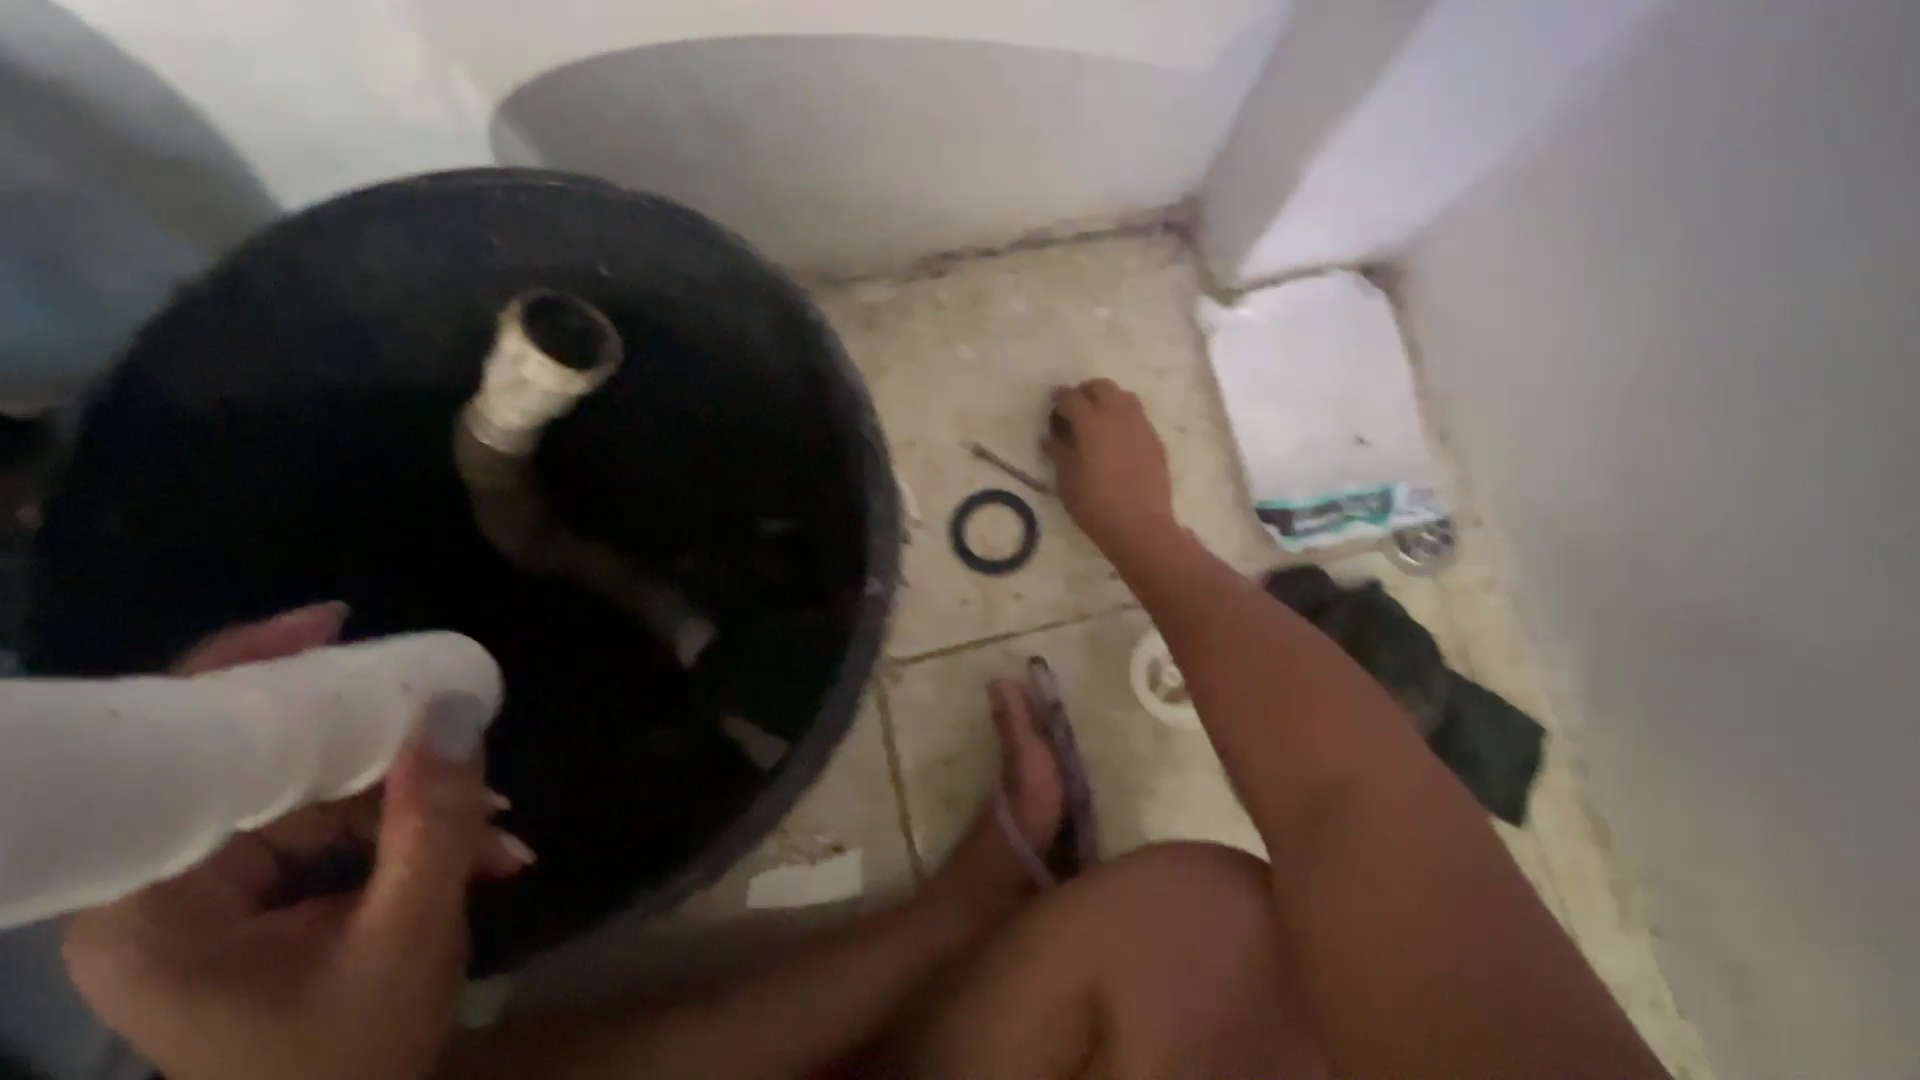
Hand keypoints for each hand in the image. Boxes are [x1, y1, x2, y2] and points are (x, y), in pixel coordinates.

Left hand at [63, 604, 531, 1079]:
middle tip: (460, 730)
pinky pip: (332, 832)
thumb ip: (434, 822)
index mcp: (148, 903)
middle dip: (379, 757)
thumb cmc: (350, 1059)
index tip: (332, 624)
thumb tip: (458, 711)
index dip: (245, 675)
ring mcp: (211, 894)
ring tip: (497, 825)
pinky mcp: (255, 901)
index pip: (180, 754)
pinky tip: (480, 849)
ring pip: (313, 798)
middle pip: (264, 768)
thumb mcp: (406, 935)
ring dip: (413, 802)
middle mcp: (161, 885)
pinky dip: (407, 832)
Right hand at [1044, 379, 1174, 547]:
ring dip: (1108, 401)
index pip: (1070, 397)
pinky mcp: (1155, 440)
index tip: (1052, 408)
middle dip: (1085, 393)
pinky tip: (1118, 441)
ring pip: (1124, 397)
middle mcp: (1118, 414)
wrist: (1140, 525)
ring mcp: (1141, 425)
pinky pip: (1138, 418)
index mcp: (1091, 421)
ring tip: (1098, 422)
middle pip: (1101, 386)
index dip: (1058, 399)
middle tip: (1075, 411)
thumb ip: (1058, 452)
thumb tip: (1050, 437)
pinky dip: (1124, 419)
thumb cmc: (1095, 504)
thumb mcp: (1066, 480)